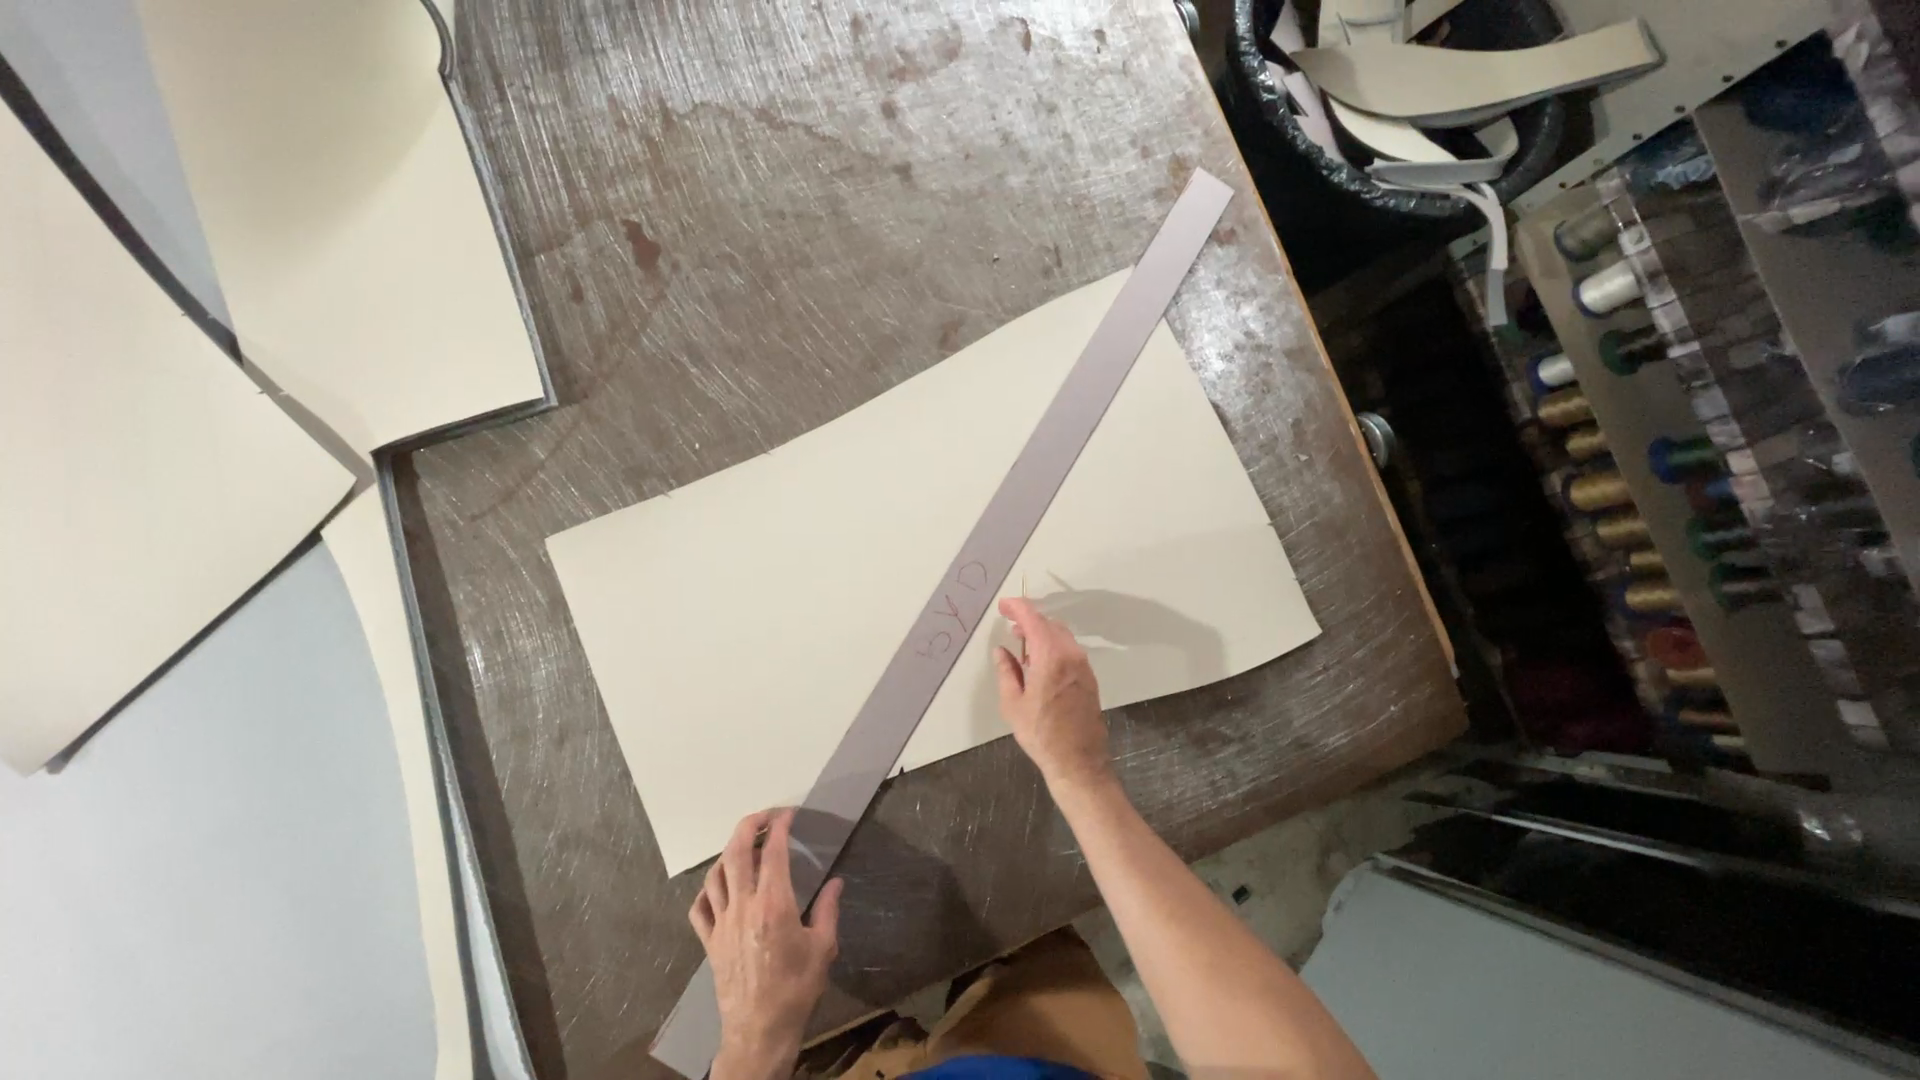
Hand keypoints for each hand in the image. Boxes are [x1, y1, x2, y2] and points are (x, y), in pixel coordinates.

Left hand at [689, 808, 843, 1079]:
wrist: (760, 1030)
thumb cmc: (796, 989)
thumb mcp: (823, 948)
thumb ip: (828, 910)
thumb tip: (836, 882)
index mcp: (774, 904)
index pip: (774, 852)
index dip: (780, 826)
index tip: (788, 815)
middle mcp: (744, 906)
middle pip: (737, 852)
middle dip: (749, 825)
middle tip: (764, 816)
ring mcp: (721, 923)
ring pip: (716, 874)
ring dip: (729, 852)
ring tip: (745, 846)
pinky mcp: (709, 941)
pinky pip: (700, 906)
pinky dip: (708, 888)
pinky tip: (720, 885)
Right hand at [993, 596, 1114, 794]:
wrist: (1078, 760)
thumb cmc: (1040, 733)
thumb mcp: (1012, 703)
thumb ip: (1006, 671)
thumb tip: (1002, 651)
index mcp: (1050, 657)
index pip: (1033, 618)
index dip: (1017, 607)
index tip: (1003, 606)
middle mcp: (1071, 655)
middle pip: (1049, 624)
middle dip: (1029, 620)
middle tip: (1010, 628)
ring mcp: (1083, 666)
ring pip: (1061, 636)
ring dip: (1042, 634)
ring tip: (1023, 647)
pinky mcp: (1089, 678)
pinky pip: (1069, 651)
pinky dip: (1053, 647)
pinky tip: (1040, 664)